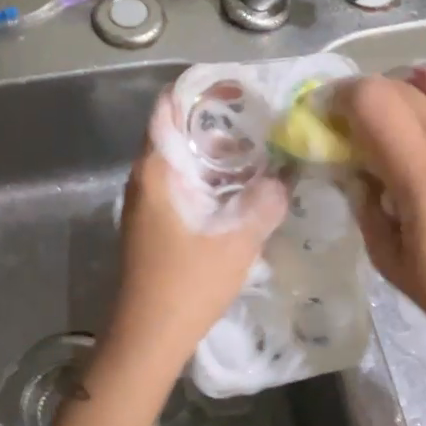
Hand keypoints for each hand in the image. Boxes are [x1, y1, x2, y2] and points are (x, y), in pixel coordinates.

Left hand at [99, 95, 287, 383]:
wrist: (146, 339)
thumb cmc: (186, 284)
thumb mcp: (236, 242)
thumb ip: (262, 203)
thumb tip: (280, 179)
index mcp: (156, 170)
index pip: (168, 109)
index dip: (200, 91)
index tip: (238, 85)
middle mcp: (144, 178)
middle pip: (177, 132)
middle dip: (216, 122)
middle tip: (262, 117)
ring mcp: (146, 203)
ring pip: (181, 162)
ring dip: (215, 155)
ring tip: (260, 151)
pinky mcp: (154, 224)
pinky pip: (181, 185)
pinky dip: (208, 180)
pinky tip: (242, 191)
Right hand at [338, 65, 425, 373]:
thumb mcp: (392, 261)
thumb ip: (364, 205)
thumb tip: (354, 172)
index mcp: (424, 169)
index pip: (369, 97)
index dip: (336, 100)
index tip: (323, 125)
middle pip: (395, 81)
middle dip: (361, 97)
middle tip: (349, 131)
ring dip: (400, 89)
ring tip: (390, 127)